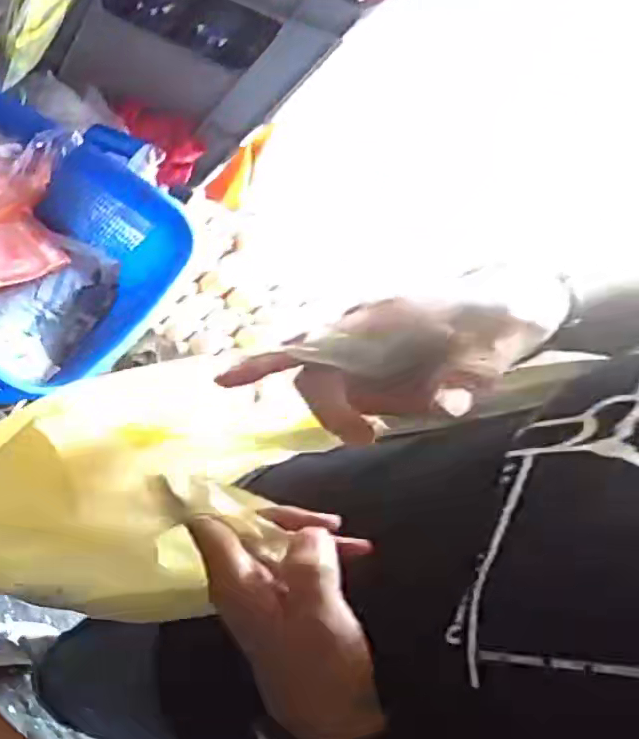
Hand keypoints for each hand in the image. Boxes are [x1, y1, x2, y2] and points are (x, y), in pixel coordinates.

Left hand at [187, 510, 385, 738]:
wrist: (326, 713)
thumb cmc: (320, 664)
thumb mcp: (321, 612)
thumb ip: (309, 566)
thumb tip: (306, 531)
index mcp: (231, 579)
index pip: (208, 526)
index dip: (218, 502)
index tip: (236, 480)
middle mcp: (233, 580)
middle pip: (241, 531)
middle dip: (282, 519)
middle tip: (335, 522)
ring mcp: (252, 590)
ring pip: (268, 546)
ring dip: (306, 537)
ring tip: (356, 541)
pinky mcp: (274, 601)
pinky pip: (284, 565)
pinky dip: (313, 556)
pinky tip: (352, 554)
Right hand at [217, 293, 551, 444]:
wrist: (516, 299)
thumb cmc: (499, 315)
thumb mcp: (499, 344)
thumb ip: (469, 376)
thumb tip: (446, 409)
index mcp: (370, 321)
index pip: (303, 346)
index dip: (258, 364)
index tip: (222, 381)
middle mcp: (347, 337)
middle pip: (313, 381)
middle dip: (337, 412)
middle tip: (366, 438)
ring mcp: (350, 354)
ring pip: (337, 392)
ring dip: (374, 408)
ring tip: (434, 400)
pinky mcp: (359, 370)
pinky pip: (353, 395)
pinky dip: (374, 406)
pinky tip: (419, 396)